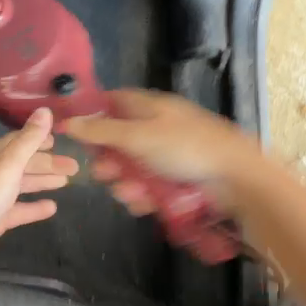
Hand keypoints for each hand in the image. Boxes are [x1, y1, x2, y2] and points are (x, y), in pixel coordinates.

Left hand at [0, 108, 79, 268]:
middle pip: (23, 163)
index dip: (37, 138)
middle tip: (74, 166)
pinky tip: (52, 208)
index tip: (57, 140)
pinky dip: (35, 208)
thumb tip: (45, 110)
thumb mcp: (9, 163)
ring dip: (43, 181)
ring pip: (22, 184)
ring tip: (66, 181)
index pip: (18, 141)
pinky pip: (20, 210)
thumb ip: (28, 139)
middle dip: (47, 162)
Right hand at [62, 89, 267, 214]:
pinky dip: (143, 194)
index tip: (74, 131)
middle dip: (107, 159)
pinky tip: (143, 203)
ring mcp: (167, 155)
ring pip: (132, 167)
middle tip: (101, 174)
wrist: (238, 180)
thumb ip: (101, 131)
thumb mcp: (138, 136)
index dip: (92, 113)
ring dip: (125, 182)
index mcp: (149, 107)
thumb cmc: (186, 147)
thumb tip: (67, 122)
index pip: (112, 101)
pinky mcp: (176, 180)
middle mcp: (156, 127)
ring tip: (129, 194)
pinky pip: (149, 185)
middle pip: (118, 139)